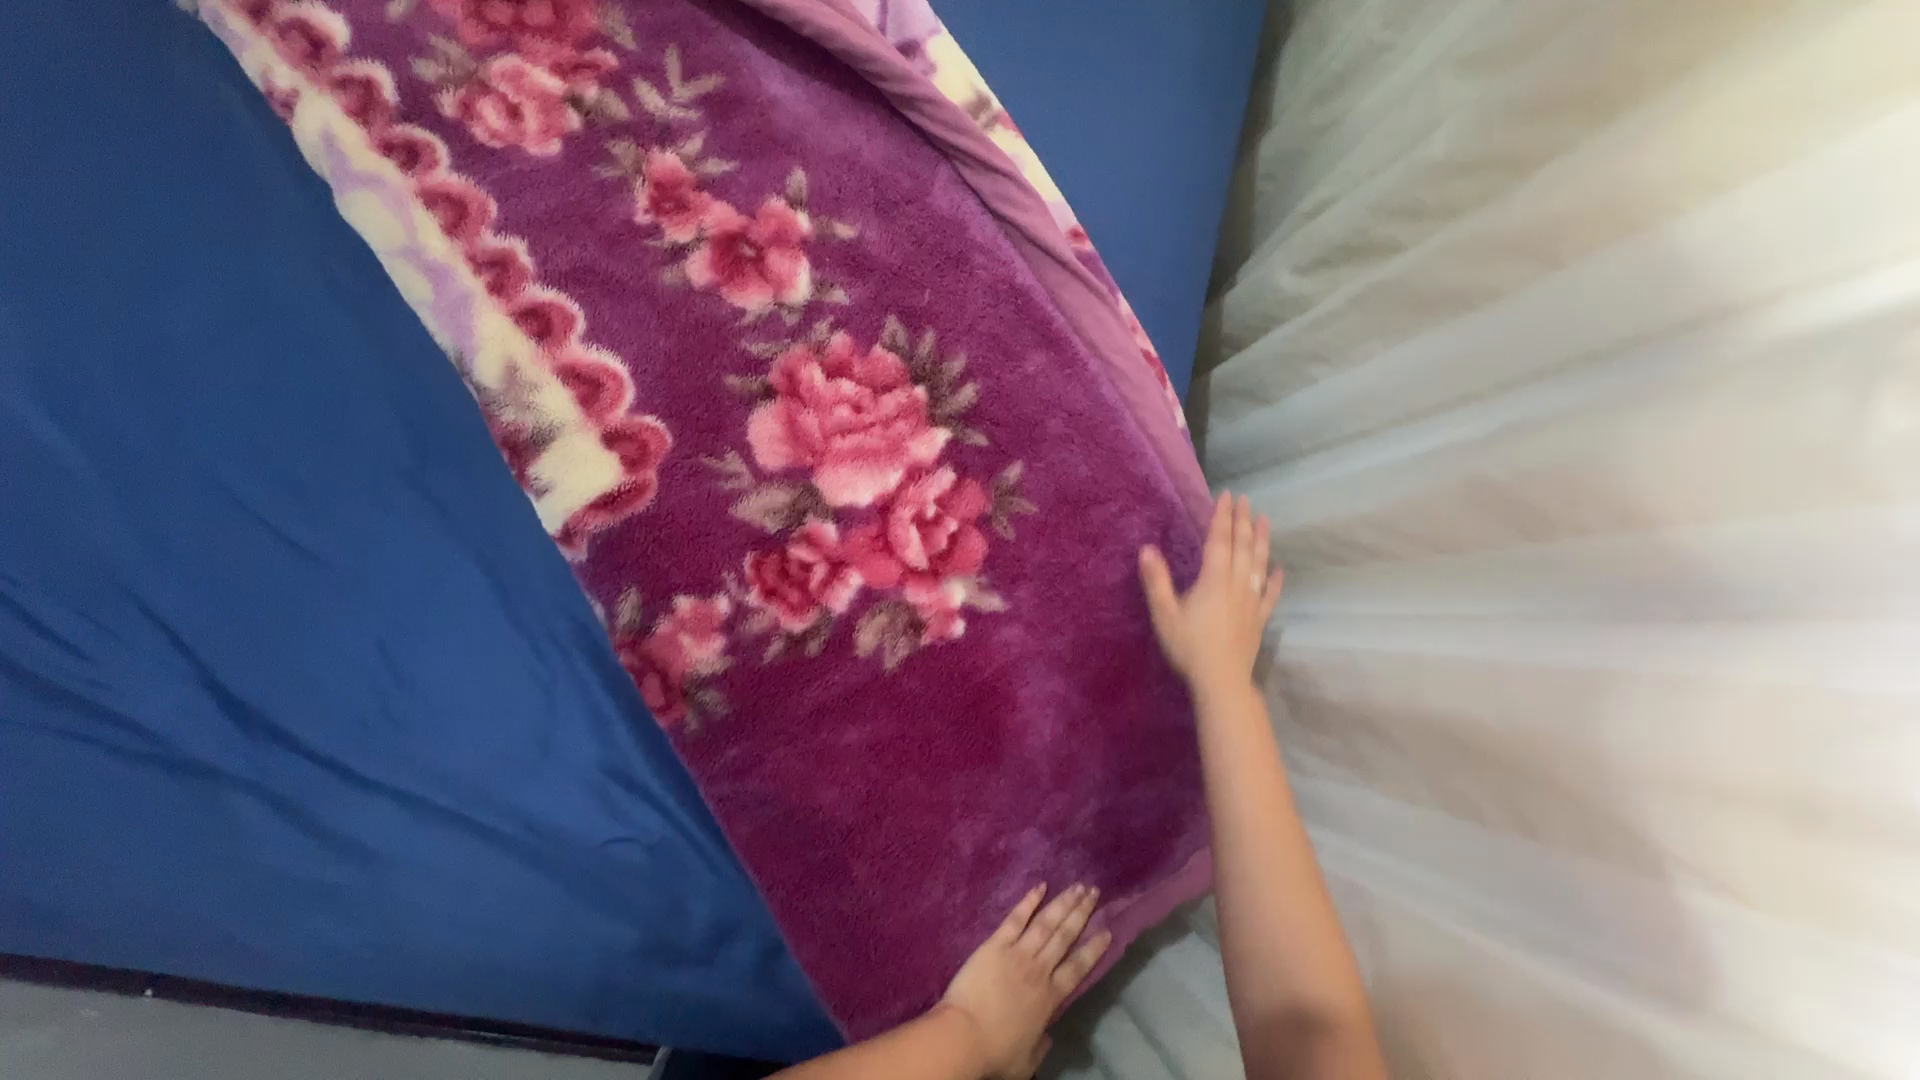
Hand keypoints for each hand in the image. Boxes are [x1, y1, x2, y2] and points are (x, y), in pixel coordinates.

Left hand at [940, 884, 1111, 1079]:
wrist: (964, 1037)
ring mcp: (1017, 953)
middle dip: (1081, 912)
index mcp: (1050, 998)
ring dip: (1063, 903)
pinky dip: (1029, 901)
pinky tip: (1040, 886)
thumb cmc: (995, 1053)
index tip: (1107, 929)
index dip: (1094, 948)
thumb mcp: (1027, 1060)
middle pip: (1065, 936)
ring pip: (1046, 923)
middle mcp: (1039, 970)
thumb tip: (1048, 1036)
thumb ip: (1041, 1044)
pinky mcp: (995, 944)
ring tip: (1078, 886)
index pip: (1078, 967)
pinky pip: (1015, 918)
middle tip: (1094, 891)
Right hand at [1139, 492, 1283, 694]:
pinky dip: (1276, 580)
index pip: (1219, 541)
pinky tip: (1279, 569)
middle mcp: (1237, 585)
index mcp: (1214, 580)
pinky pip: (1271, 595)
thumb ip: (1157, 581)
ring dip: (1262, 541)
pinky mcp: (1259, 619)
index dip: (1222, 517)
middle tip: (1245, 500)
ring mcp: (1252, 602)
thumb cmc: (1189, 646)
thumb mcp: (1165, 614)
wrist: (1221, 680)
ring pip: (1259, 565)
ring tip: (1265, 520)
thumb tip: (1146, 549)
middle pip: (1242, 547)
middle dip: (1243, 521)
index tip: (1227, 496)